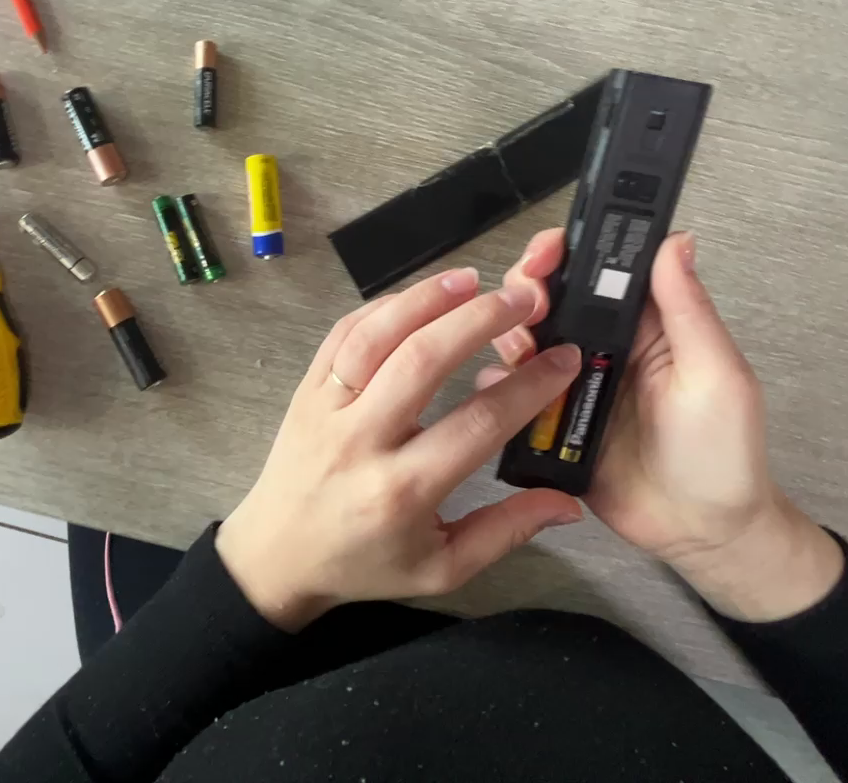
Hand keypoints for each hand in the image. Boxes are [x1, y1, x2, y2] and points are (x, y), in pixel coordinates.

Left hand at [217, 268, 586, 630]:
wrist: (278, 553)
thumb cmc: (364, 563)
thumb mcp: (441, 568)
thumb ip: (505, 533)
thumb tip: (568, 501)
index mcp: (401, 489)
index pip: (477, 423)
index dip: (529, 386)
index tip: (562, 358)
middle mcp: (361, 440)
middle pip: (421, 361)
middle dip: (477, 322)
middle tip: (521, 301)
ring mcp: (326, 408)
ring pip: (374, 336)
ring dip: (424, 299)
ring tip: (470, 279)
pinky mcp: (306, 389)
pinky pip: (341, 335)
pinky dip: (380, 308)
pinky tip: (415, 297)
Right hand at [487, 230, 842, 621]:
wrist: (697, 534)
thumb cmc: (722, 454)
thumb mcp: (717, 375)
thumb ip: (689, 310)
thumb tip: (675, 240)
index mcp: (642, 325)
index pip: (598, 269)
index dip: (567, 249)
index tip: (549, 251)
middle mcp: (599, 344)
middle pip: (548, 295)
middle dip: (527, 287)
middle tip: (532, 306)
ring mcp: (568, 380)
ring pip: (520, 336)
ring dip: (508, 330)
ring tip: (520, 350)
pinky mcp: (545, 417)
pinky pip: (508, 388)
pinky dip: (497, 381)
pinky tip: (505, 388)